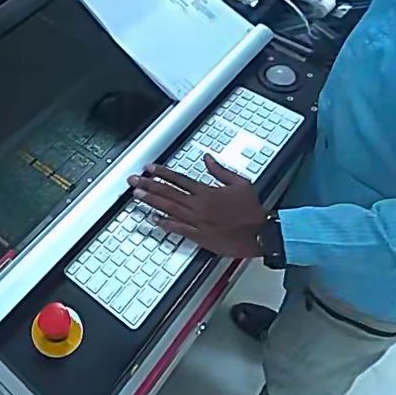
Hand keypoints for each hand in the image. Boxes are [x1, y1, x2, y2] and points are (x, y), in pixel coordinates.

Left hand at [127, 155, 265, 258]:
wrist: (262, 233)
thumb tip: (207, 158)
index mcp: (207, 191)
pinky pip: (178, 228)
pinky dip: (165, 223)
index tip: (148, 168)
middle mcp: (199, 204)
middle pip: (168, 192)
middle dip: (148, 185)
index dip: (161, 173)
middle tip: (133, 180)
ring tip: (137, 195)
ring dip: (151, 201)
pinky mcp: (200, 235)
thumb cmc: (253, 210)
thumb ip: (220, 170)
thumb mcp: (240, 183)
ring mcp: (197, 221)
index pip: (179, 179)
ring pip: (169, 208)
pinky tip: (154, 219)